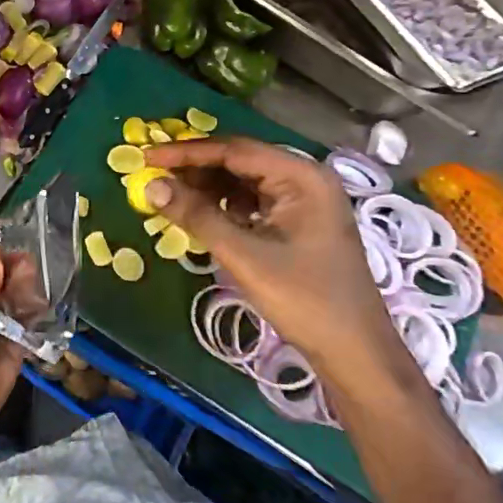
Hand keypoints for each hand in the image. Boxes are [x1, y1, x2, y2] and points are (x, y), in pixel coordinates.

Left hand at [0, 224, 26, 439]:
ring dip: (29, 283)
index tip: (8, 225)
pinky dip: (41, 306)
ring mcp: (1, 316)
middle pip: (2, 269)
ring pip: (19, 289)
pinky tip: (49, 302)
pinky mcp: (19, 336)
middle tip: (31, 262)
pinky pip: (32, 314)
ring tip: (39, 284)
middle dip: (15, 261)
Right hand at [143, 137, 389, 365]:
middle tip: (153, 179)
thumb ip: (198, 216)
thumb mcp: (245, 256)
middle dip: (196, 170)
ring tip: (170, 198)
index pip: (234, 150)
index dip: (187, 152)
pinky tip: (200, 216)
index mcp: (301, 176)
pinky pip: (253, 202)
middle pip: (240, 161)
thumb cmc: (306, 300)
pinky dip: (224, 206)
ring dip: (208, 188)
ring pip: (244, 182)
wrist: (355, 351)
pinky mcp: (298, 223)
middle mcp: (305, 179)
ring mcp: (304, 201)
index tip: (147, 158)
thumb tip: (150, 186)